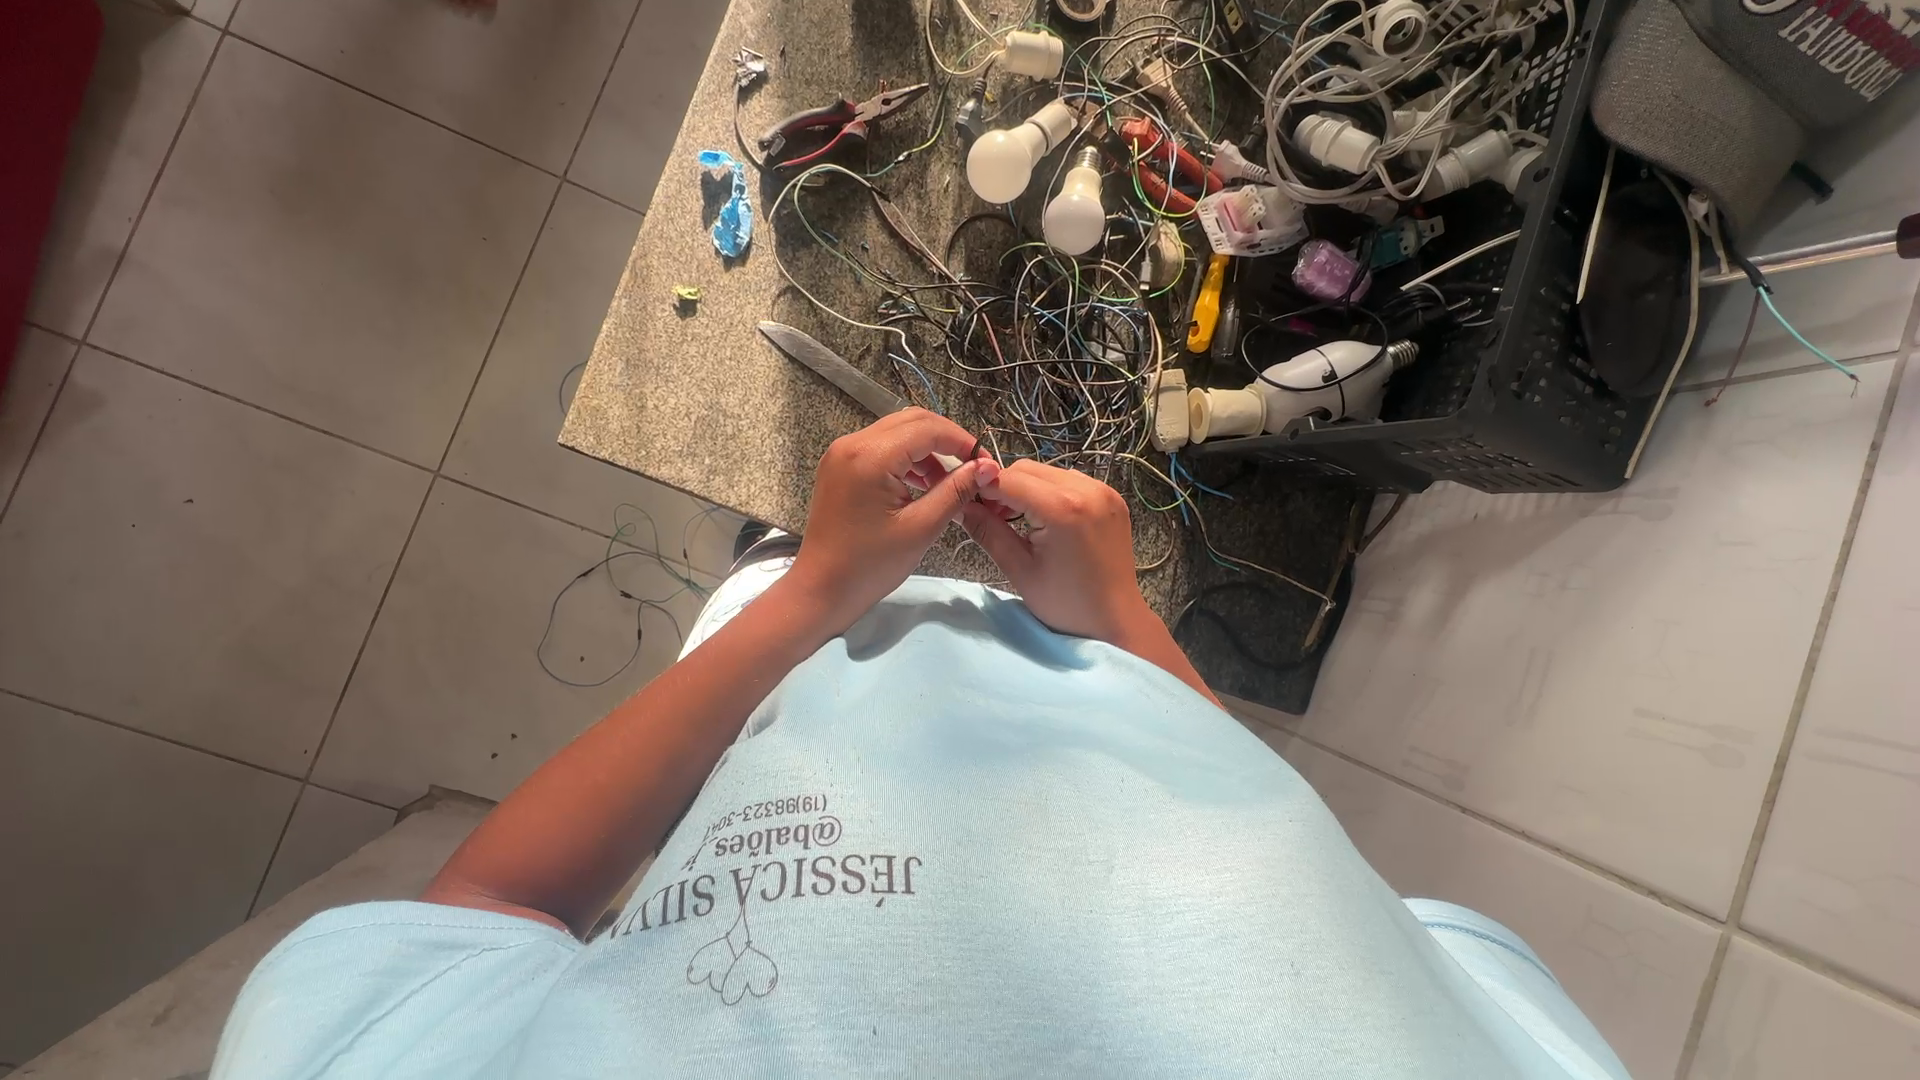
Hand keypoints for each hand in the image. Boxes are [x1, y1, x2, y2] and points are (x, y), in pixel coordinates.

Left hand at [786, 409, 992, 631]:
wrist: (822, 590)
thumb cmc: (871, 565)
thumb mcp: (921, 527)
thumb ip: (956, 491)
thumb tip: (987, 467)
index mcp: (871, 456)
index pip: (928, 429)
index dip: (962, 442)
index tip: (986, 464)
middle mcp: (852, 443)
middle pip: (912, 421)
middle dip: (946, 440)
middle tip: (972, 468)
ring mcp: (842, 453)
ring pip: (897, 432)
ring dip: (927, 449)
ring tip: (948, 482)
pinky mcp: (839, 466)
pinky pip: (881, 447)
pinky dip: (906, 458)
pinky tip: (922, 485)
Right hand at [959, 460, 1153, 642]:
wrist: (1116, 621)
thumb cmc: (1066, 604)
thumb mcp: (1020, 569)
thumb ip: (988, 531)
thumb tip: (960, 506)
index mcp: (1063, 508)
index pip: (1008, 479)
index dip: (982, 487)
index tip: (968, 504)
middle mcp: (1087, 489)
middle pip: (1028, 469)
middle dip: (1004, 487)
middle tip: (993, 517)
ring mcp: (1104, 491)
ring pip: (1048, 472)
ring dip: (1027, 488)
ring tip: (1019, 520)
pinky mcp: (1112, 498)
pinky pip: (1071, 481)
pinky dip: (1050, 492)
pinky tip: (1046, 519)